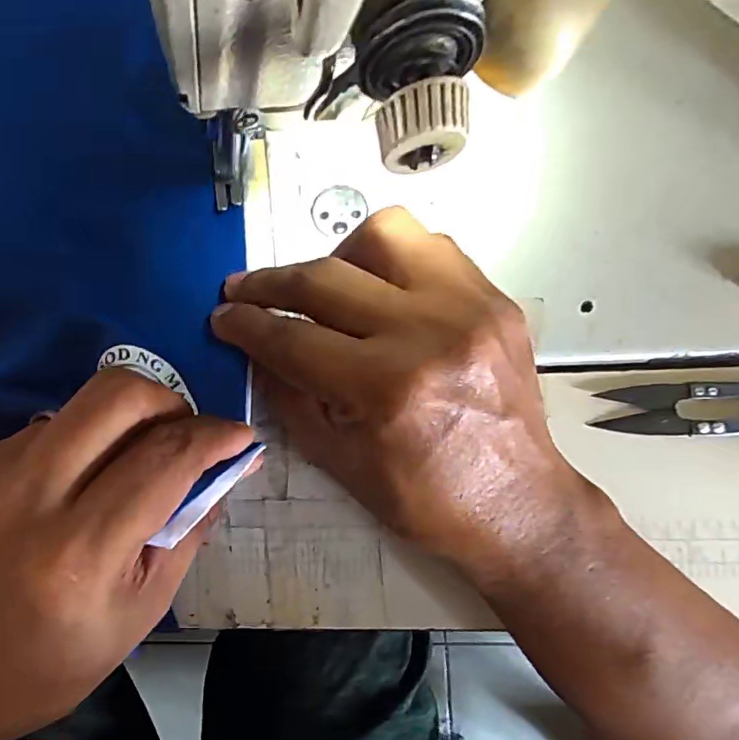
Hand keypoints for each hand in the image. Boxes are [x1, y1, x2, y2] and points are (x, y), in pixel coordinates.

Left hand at [0, 368, 254, 739]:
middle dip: (166, 399)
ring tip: (112, 480)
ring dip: (115, 432)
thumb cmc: (57, 660)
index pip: (163, 460)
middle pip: (114, 395)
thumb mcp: (141, 610)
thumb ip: (187, 528)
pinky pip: (37, 435)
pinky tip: (58, 500)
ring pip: (75, 410)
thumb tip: (226, 466)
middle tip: (180, 430)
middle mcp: (25, 500)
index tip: (238, 436)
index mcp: (79, 553)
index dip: (212, 438)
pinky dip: (68, 455)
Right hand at [210, 207, 602, 587]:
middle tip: (243, 291)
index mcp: (386, 387)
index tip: (223, 318)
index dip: (246, 325)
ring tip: (322, 287)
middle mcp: (429, 332)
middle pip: (326, 278)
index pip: (293, 337)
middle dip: (269, 283)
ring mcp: (469, 307)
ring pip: (385, 235)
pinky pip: (430, 249)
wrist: (515, 504)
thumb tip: (257, 350)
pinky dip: (389, 262)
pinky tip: (376, 293)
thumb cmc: (423, 500)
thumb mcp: (337, 460)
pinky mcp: (494, 300)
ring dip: (336, 255)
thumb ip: (289, 397)